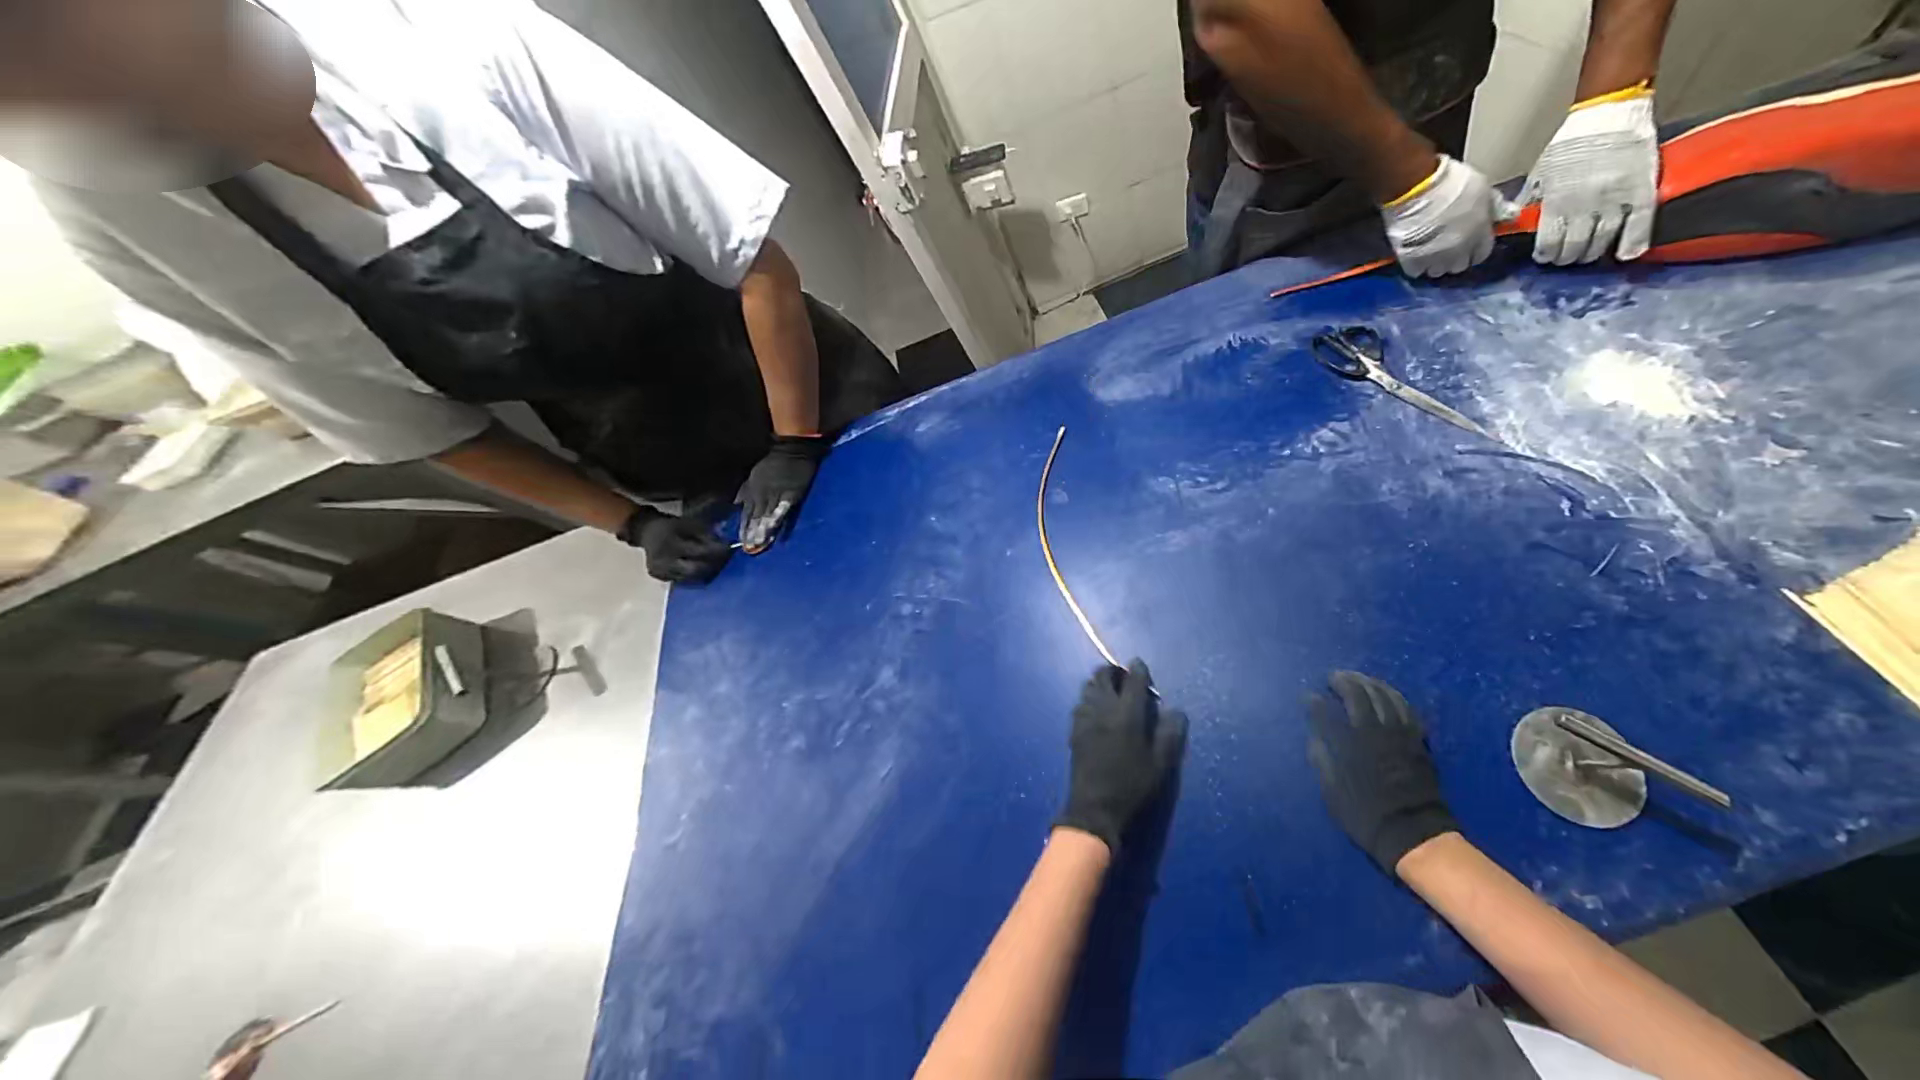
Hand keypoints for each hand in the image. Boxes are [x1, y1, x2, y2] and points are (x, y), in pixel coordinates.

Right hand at [619, 506, 731, 582]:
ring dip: (707, 572)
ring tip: (718, 564)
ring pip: (691, 577)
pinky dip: (695, 576)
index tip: (730, 549)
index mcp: (671, 543)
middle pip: (696, 569)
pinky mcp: (660, 577)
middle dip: (714, 565)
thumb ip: (706, 534)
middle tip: (726, 559)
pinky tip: (703, 569)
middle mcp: (664, 559)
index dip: (717, 552)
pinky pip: (683, 580)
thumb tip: (725, 544)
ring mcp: (661, 570)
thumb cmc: (671, 526)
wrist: (646, 532)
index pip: (700, 552)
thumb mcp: (688, 523)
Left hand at [736, 434, 828, 552]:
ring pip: (767, 516)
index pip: (747, 514)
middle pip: (756, 518)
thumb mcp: (753, 475)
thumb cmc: (772, 463)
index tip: (743, 542)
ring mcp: (776, 496)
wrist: (791, 450)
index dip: (744, 528)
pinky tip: (774, 530)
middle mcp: (762, 496)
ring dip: (763, 531)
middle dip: (753, 534)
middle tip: (750, 550)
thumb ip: (745, 491)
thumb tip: (736, 504)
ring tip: (759, 546)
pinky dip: (777, 520)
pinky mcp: (790, 495)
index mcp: (753, 492)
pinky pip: (782, 509)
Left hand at [1055, 661, 1185, 852]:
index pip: (1133, 682)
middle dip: (1114, 671)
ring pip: (1088, 687)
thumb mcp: (1161, 764)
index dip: (1137, 670)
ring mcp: (1085, 718)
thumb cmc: (1133, 786)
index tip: (1139, 664)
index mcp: (1127, 715)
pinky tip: (1096, 707)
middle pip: (1103, 677)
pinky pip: (1080, 702)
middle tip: (1124, 677)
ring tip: (1111, 689)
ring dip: (1099, 682)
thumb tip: (1175, 710)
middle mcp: (1103, 710)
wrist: (1095, 807)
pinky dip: (1089, 697)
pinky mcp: (1074, 729)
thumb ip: (1169, 734)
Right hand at [1306, 671, 1458, 874]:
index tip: (1307, 696)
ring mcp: (1399, 735)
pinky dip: (1395, 697)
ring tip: (1358, 678)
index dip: (1315, 702)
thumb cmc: (1366, 815)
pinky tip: (1387, 694)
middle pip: (1359, 697)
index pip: (1327, 714)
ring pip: (1385, 698)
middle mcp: (1374, 733)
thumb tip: (1314, 738)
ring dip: (1370, 684)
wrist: (1414, 833)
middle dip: (1344, 683)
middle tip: (1333, 677)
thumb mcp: (1333, 793)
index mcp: (1350, 745)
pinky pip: (1407, 711)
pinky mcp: (1418, 741)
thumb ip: (1322, 761)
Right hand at [1379, 155, 1508, 278]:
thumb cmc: (1453, 185)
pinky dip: (1415, 265)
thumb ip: (1494, 207)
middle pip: (1458, 267)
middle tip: (1447, 247)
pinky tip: (1413, 254)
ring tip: (1428, 252)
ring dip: (1434, 264)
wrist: (1418, 192)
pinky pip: (1415, 271)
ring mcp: (1434, 260)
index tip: (1469, 242)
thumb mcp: (1483, 190)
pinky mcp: (1411, 262)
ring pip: (1436, 271)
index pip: (1481, 254)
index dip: (1475, 249)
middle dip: (1455, 259)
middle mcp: (1459, 253)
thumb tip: (1511, 215)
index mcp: (1480, 235)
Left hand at [1522, 87, 1658, 264]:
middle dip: (1566, 257)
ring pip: (1603, 240)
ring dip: (1592, 253)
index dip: (1545, 255)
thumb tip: (1515, 223)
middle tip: (1564, 257)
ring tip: (1586, 254)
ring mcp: (1616, 198)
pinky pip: (1641, 223)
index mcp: (1557, 202)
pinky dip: (1633, 243)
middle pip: (1575, 246)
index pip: (1549, 243)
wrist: (1609, 114)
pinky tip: (1625, 255)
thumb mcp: (1539, 176)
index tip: (1544, 256)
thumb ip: (1530, 202)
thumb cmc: (1569, 146)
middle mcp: (1586, 205)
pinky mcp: (1643, 189)